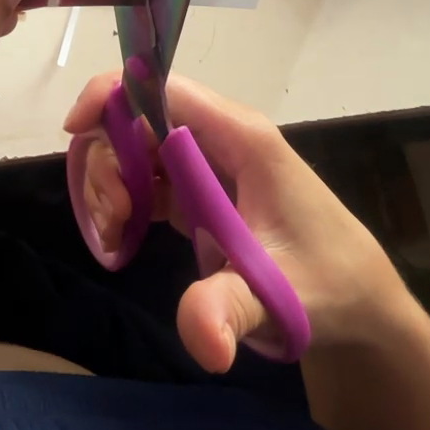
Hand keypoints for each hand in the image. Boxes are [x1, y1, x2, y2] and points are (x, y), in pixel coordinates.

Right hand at [65, 73, 420, 369]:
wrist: (355, 298)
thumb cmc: (325, 281)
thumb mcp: (277, 295)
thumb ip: (231, 308)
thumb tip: (199, 341)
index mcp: (240, 136)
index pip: (163, 88)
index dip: (113, 95)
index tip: (75, 130)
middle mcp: (217, 136)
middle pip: (135, 118)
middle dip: (107, 162)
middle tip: (113, 219)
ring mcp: (204, 159)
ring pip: (131, 145)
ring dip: (109, 185)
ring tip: (118, 237)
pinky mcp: (194, 185)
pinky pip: (140, 174)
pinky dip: (121, 201)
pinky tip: (123, 239)